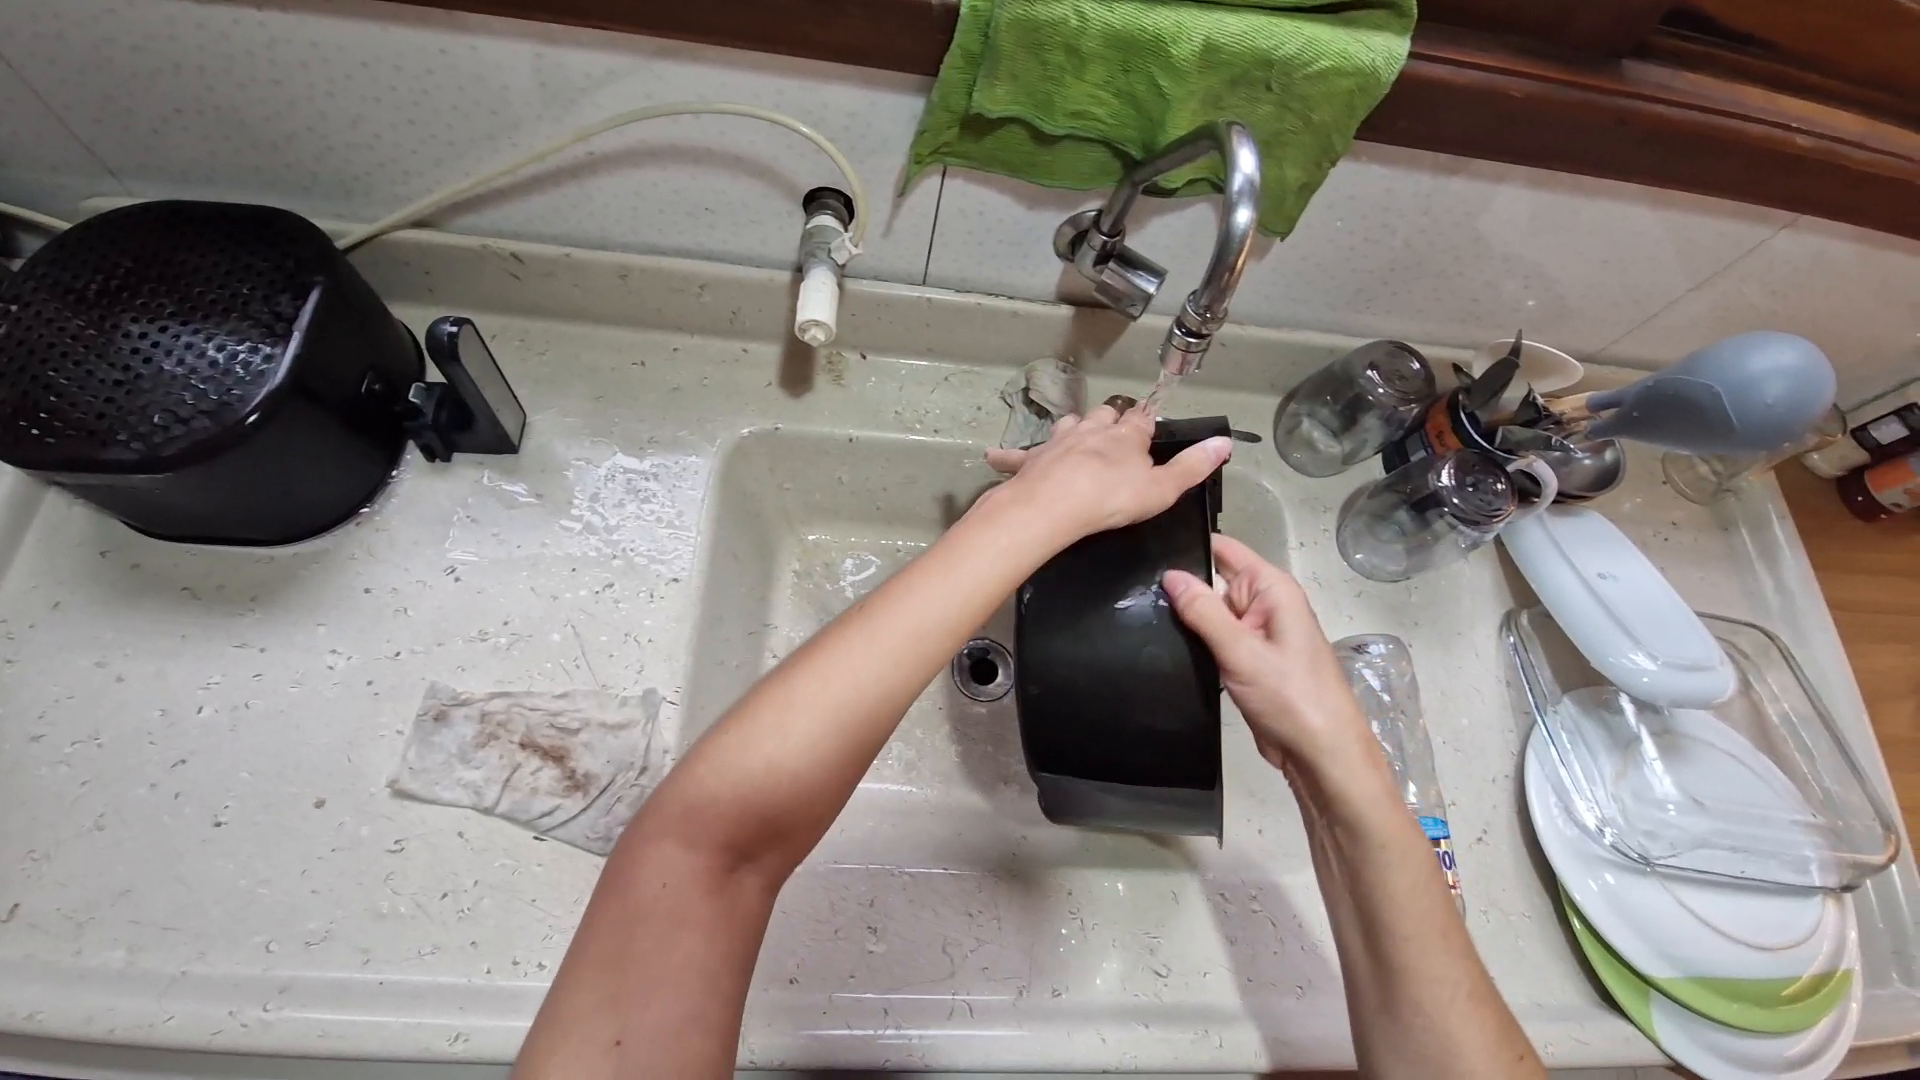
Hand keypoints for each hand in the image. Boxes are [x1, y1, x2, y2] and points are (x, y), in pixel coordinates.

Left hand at [982, 403, 1231, 544]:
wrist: (1055, 505)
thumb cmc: (1112, 498)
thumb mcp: (1162, 489)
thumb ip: (1192, 468)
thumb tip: (1223, 442)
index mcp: (1126, 436)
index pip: (1141, 419)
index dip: (1146, 421)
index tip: (1149, 424)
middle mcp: (1091, 430)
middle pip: (1103, 416)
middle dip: (1110, 421)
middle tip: (1113, 435)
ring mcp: (1058, 441)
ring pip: (1067, 425)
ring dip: (1072, 430)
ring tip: (1075, 439)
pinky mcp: (1031, 460)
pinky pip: (1016, 455)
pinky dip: (1006, 455)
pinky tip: (991, 455)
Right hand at [1161, 536, 1377, 778]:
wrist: (1320, 754)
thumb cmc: (1291, 697)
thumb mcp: (1242, 651)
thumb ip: (1203, 611)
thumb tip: (1170, 575)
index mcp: (1271, 589)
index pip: (1224, 550)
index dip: (1189, 546)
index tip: (1147, 548)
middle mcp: (1263, 604)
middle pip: (1211, 581)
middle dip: (1178, 587)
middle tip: (1132, 591)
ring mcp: (1253, 634)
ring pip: (1206, 614)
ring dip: (1183, 619)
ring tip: (1137, 615)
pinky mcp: (1244, 660)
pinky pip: (1211, 640)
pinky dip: (1193, 644)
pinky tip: (1160, 645)